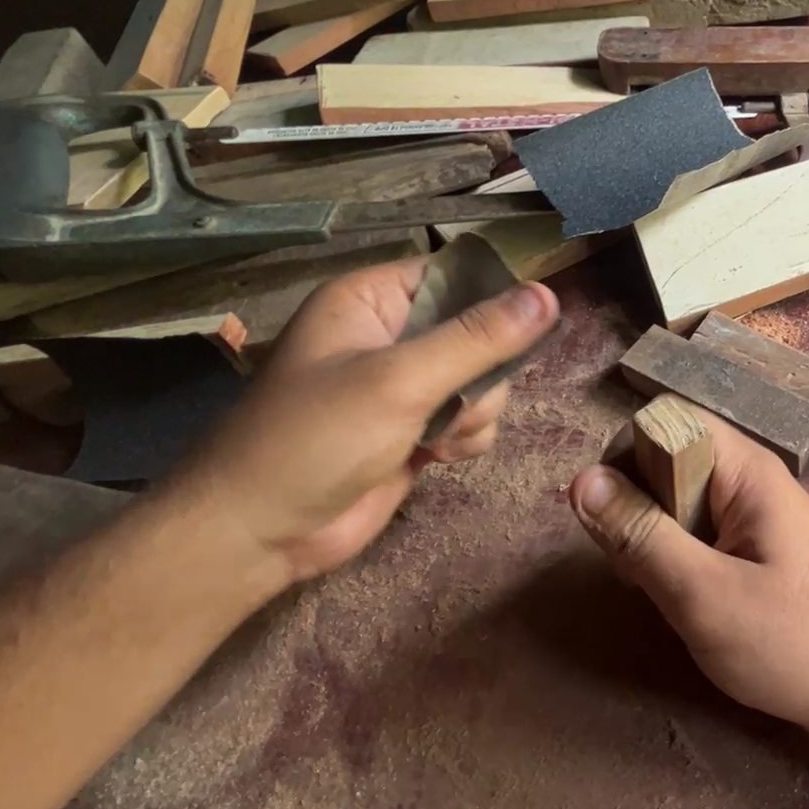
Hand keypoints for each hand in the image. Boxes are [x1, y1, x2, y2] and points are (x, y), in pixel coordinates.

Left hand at [167, 257, 558, 586]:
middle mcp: (391, 335)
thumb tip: (547, 296)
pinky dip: (466, 438)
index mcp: (372, 301)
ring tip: (439, 437)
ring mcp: (406, 385)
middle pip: (481, 332)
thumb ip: (478, 339)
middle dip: (485, 371)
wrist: (261, 533)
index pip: (455, 275)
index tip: (530, 325)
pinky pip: (473, 418)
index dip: (496, 295)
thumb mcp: (401, 380)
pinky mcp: (417, 428)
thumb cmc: (316, 440)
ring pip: (484, 380)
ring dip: (476, 411)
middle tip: (460, 397)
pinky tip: (440, 457)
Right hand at [568, 407, 808, 740]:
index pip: (669, 424)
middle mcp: (751, 481)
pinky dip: (679, 562)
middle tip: (635, 571)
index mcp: (745, 471)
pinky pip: (701, 535)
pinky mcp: (758, 550)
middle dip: (637, 509)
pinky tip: (683, 602)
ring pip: (680, 504)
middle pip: (670, 463)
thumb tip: (582, 481)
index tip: (613, 520)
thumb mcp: (704, 594)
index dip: (628, 459)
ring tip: (659, 593)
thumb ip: (642, 536)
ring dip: (655, 542)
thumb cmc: (795, 642)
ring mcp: (757, 516)